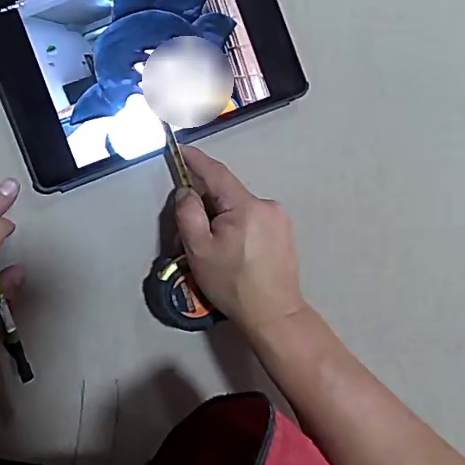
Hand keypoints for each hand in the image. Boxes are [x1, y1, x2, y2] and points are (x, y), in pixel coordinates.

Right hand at [173, 146, 306, 330]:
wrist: (274, 314)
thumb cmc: (234, 285)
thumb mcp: (199, 250)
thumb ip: (188, 213)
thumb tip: (187, 192)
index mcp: (246, 206)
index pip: (216, 172)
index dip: (195, 159)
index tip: (180, 149)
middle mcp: (267, 205)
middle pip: (226, 193)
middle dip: (206, 205)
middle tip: (192, 234)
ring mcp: (279, 219)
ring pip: (239, 208)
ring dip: (222, 219)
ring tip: (215, 251)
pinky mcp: (284, 232)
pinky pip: (252, 219)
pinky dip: (237, 227)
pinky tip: (234, 253)